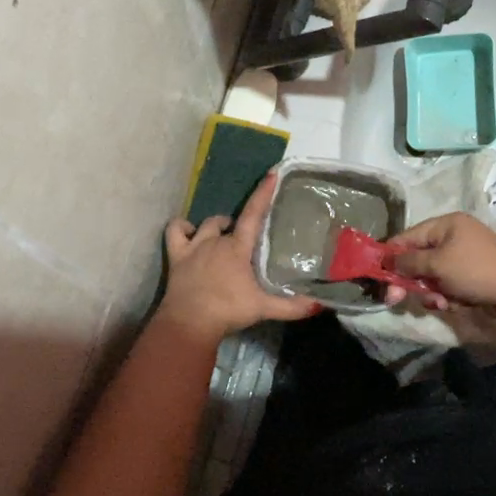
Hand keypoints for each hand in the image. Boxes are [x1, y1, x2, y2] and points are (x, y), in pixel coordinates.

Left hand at [157, 173, 320, 336]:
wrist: (191, 322)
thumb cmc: (228, 311)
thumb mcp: (264, 308)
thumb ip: (292, 306)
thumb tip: (320, 304)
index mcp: (238, 248)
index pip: (254, 214)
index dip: (263, 193)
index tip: (272, 173)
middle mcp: (216, 240)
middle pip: (231, 222)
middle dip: (240, 225)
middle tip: (248, 239)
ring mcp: (194, 247)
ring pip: (206, 224)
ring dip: (216, 225)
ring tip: (224, 233)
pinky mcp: (176, 256)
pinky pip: (175, 231)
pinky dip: (181, 227)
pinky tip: (188, 231)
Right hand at [386, 212, 495, 311]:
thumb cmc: (474, 271)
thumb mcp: (436, 264)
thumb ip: (408, 262)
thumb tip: (388, 261)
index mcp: (447, 224)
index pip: (409, 236)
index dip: (391, 254)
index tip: (378, 273)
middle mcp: (454, 236)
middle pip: (419, 257)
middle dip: (410, 279)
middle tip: (395, 300)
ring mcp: (464, 256)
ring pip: (432, 275)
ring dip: (430, 290)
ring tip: (438, 302)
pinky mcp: (472, 276)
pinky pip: (448, 284)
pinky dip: (445, 295)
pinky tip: (450, 305)